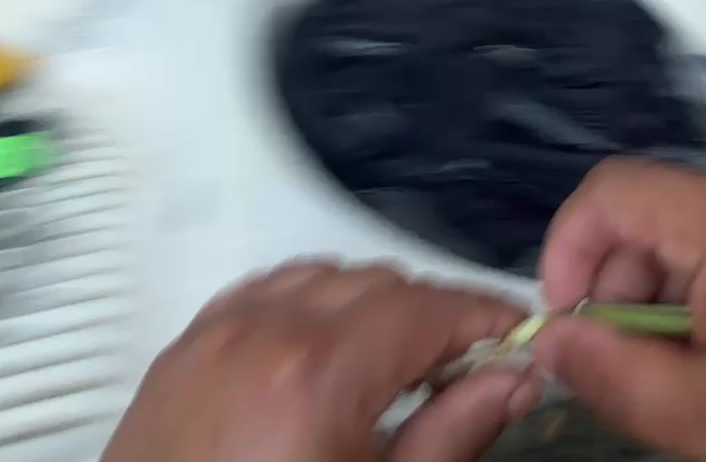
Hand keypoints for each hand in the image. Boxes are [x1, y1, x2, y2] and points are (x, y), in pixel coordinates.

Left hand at [103, 262, 541, 461]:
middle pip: (386, 284)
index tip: (517, 333)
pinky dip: (314, 301)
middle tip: (461, 369)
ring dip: (375, 305)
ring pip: (331, 273)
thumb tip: (514, 379)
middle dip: (432, 317)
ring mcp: (219, 330)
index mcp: (317, 373)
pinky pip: (273, 286)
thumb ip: (456, 432)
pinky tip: (326, 345)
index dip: (485, 316)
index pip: (430, 308)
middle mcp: (266, 330)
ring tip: (391, 364)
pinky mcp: (188, 343)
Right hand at [530, 160, 705, 461]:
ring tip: (680, 379)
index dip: (566, 248)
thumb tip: (552, 338)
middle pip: (650, 211)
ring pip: (690, 233)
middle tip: (621, 368)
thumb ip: (611, 371)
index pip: (611, 190)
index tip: (563, 322)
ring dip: (660, 298)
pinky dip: (705, 295)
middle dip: (616, 284)